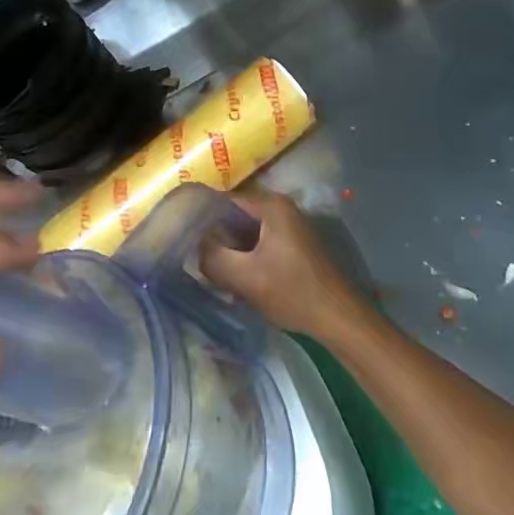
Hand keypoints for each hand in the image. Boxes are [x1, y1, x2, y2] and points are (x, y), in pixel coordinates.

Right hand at [198, 187, 371, 342]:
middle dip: (214, 238)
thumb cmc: (292, 291)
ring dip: (229, 252)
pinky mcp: (291, 245)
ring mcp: (288, 227)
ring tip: (210, 274)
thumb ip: (212, 257)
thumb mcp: (244, 277)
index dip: (200, 217)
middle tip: (192, 260)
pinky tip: (233, 283)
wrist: (335, 315)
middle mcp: (281, 208)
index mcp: (272, 206)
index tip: (178, 236)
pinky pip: (258, 244)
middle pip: (234, 216)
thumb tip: (192, 244)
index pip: (224, 200)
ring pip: (245, 233)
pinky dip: (244, 259)